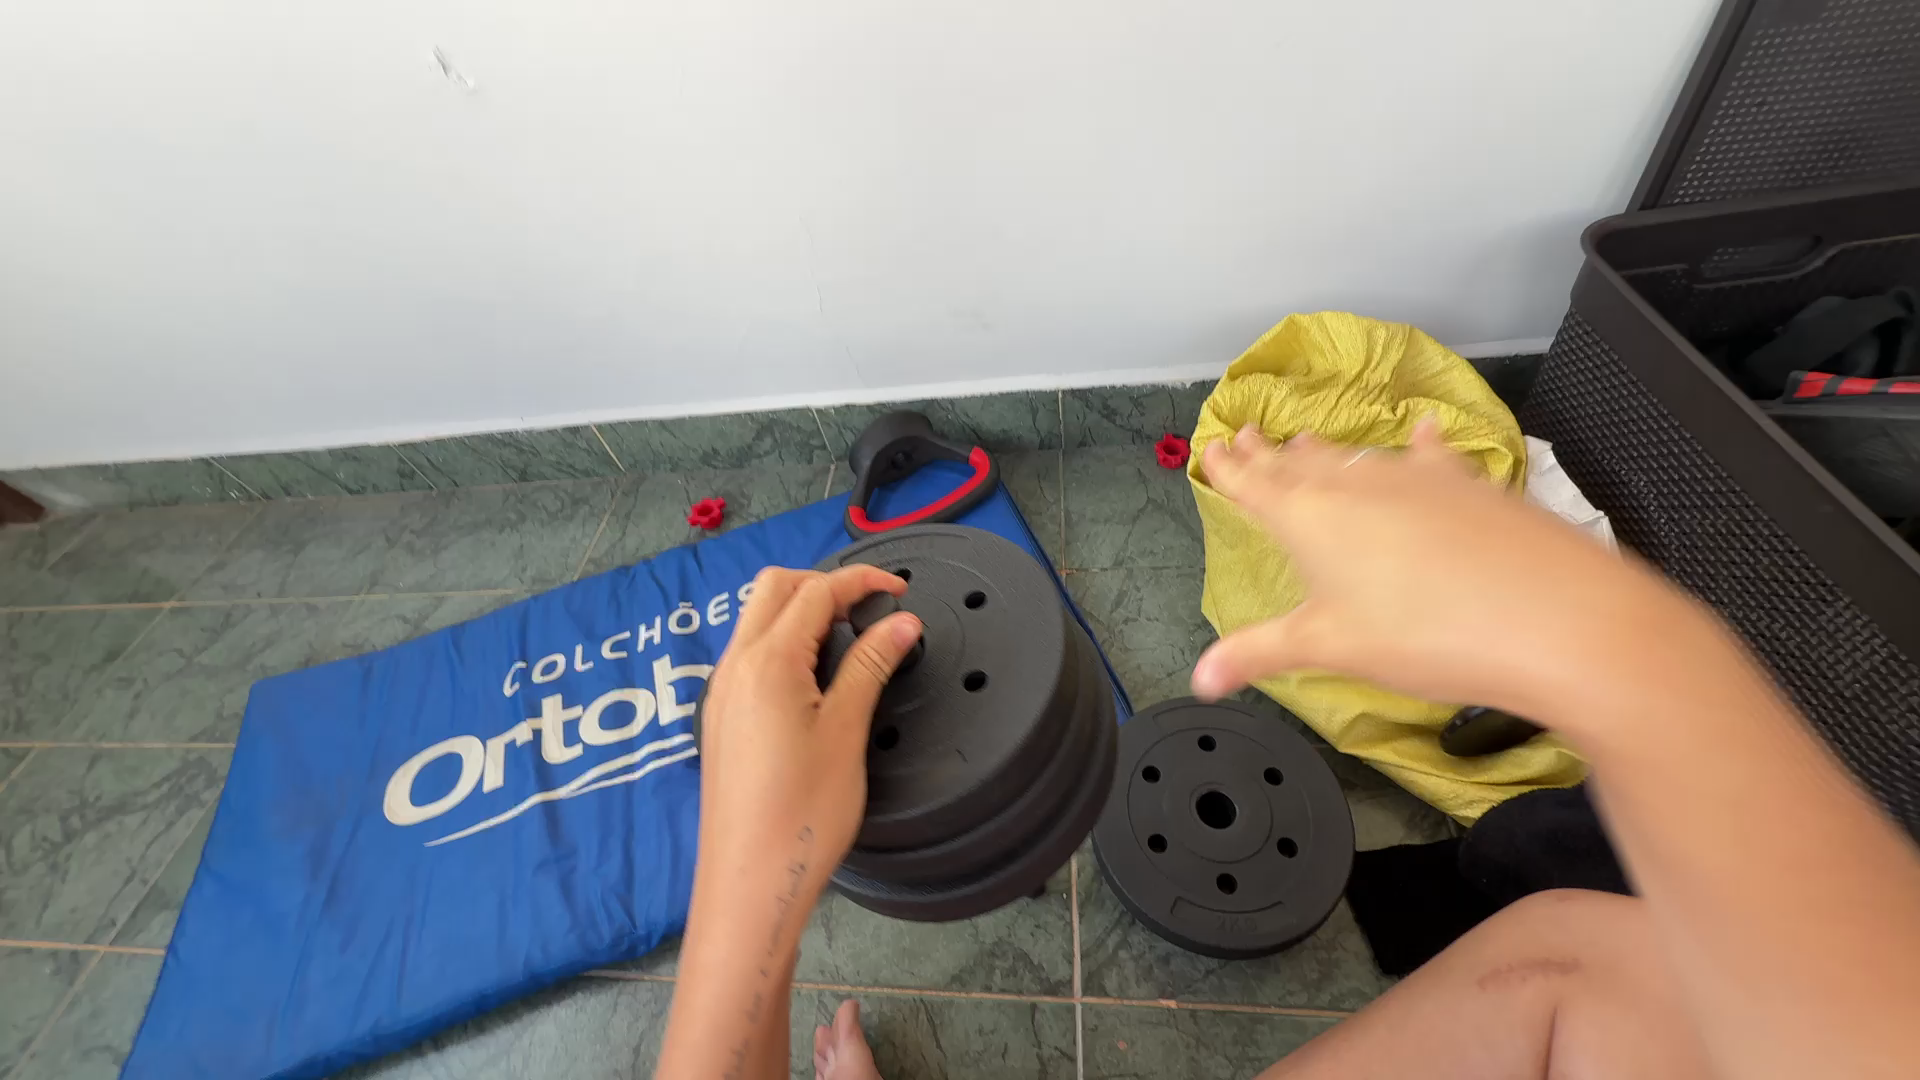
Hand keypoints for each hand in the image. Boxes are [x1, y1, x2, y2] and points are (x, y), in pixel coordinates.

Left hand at [696, 565, 922, 897]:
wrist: (748, 885)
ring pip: (757, 617)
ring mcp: (721, 691)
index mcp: (767, 661)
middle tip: (869, 609)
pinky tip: (814, 676)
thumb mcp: (847, 732)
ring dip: (801, 610)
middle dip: (824, 583)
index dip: (861, 581)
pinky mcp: (720, 715)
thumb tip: (904, 623)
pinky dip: (783, 639)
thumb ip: (871, 666)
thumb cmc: (804, 810)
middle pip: (774, 588)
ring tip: (848, 640)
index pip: (816, 592)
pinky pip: (749, 651)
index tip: (901, 591)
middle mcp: (734, 665)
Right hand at [1190, 421, 1706, 722]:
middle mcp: (1355, 487)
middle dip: (1266, 452)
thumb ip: (1256, 654)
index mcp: (1308, 519)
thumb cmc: (1423, 635)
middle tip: (1246, 433)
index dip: (1228, 467)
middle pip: (1297, 463)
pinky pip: (1432, 456)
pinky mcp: (1469, 486)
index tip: (1212, 446)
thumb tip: (1198, 679)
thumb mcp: (1328, 648)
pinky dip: (1417, 445)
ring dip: (1324, 451)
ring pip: (1354, 458)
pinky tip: (1421, 431)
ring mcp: (1416, 480)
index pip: (1253, 484)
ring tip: (1303, 440)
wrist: (1562, 622)